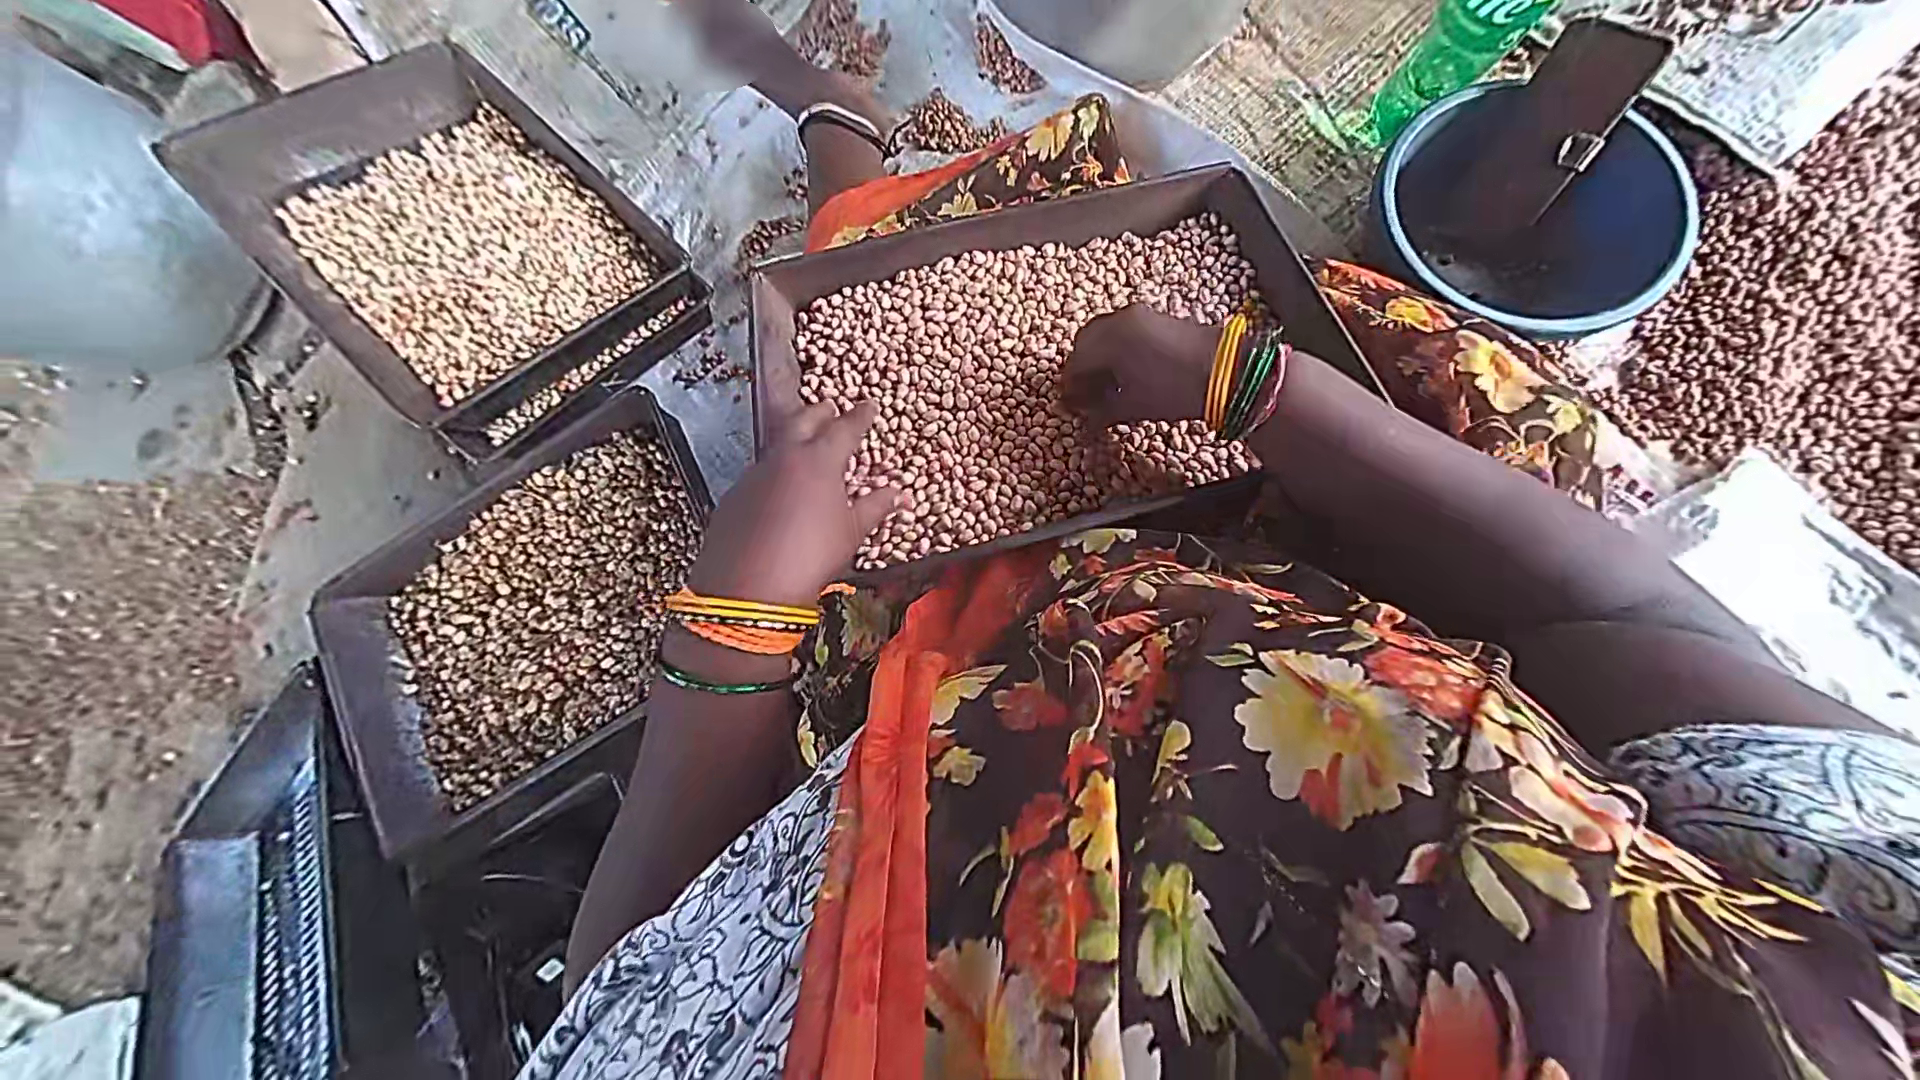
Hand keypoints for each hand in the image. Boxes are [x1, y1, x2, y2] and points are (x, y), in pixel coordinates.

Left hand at [686, 400, 898, 608]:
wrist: (750, 585)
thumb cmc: (811, 555)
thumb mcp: (851, 532)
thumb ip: (875, 507)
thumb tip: (895, 494)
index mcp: (819, 460)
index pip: (845, 427)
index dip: (860, 416)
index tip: (869, 406)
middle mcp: (785, 457)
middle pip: (803, 420)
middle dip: (820, 412)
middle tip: (831, 408)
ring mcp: (755, 473)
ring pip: (778, 445)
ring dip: (794, 438)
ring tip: (807, 444)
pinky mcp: (735, 494)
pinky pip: (760, 471)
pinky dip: (776, 470)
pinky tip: (782, 487)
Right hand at [1059, 304, 1218, 428]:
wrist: (1229, 372)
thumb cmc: (1175, 391)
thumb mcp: (1133, 406)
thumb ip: (1102, 411)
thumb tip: (1085, 418)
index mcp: (1108, 340)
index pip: (1075, 362)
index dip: (1070, 386)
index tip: (1070, 405)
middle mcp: (1119, 320)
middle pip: (1085, 342)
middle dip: (1081, 368)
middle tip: (1084, 394)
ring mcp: (1141, 315)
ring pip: (1104, 333)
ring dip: (1098, 357)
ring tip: (1105, 385)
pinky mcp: (1158, 317)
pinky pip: (1124, 330)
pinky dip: (1116, 349)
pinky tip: (1124, 373)